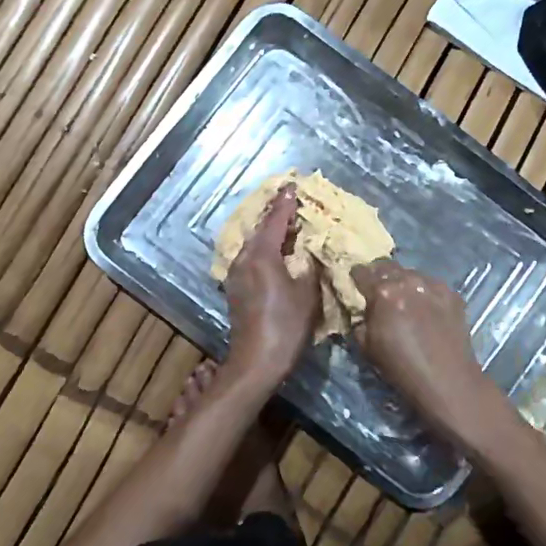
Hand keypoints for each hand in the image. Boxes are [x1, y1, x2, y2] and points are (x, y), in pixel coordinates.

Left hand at [224, 186, 320, 386]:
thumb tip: (310, 249)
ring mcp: (236, 273)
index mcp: (262, 254)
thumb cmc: (286, 324)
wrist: (256, 359)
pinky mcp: (235, 287)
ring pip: (253, 244)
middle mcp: (244, 258)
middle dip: (275, 215)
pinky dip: (264, 249)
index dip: (285, 203)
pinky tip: (276, 253)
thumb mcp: (308, 292)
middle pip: (260, 229)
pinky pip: (250, 258)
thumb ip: (309, 265)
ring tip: (287, 226)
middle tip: (291, 203)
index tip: (292, 186)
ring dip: (269, 233)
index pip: (274, 220)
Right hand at [352, 260, 483, 428]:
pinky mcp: (452, 294)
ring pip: (410, 273)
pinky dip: (424, 291)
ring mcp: (433, 285)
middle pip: (386, 266)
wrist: (448, 382)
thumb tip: (362, 309)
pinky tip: (426, 308)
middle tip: (378, 290)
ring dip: (403, 282)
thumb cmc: (401, 367)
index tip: (355, 285)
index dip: (355, 278)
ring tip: (404, 299)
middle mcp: (407, 281)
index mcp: (382, 292)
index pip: (361, 271)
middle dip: (378, 275)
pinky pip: (431, 285)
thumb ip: (361, 318)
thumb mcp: (366, 344)